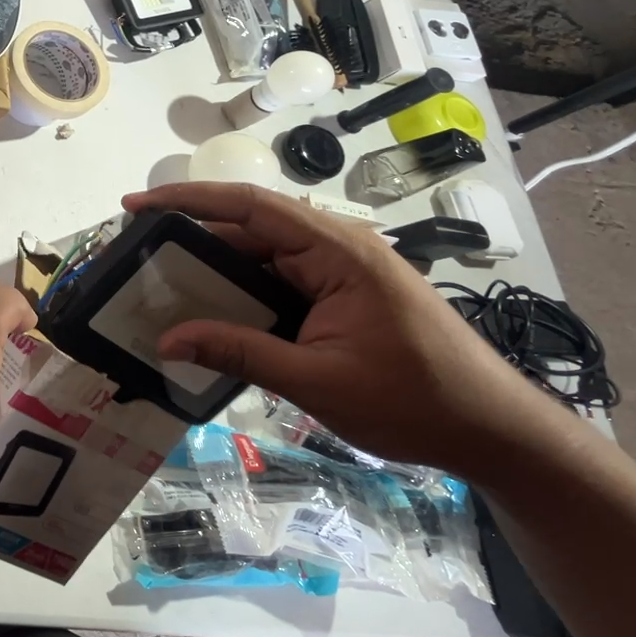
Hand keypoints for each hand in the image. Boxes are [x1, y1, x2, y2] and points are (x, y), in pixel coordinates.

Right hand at [122, 182, 565, 475]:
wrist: (500, 436)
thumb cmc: (418, 403)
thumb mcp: (319, 381)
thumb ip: (240, 353)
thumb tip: (166, 341)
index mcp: (340, 253)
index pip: (251, 207)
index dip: (188, 200)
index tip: (136, 205)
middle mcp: (338, 250)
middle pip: (249, 227)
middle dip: (190, 234)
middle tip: (135, 250)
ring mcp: (341, 272)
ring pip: (260, 255)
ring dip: (212, 264)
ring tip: (159, 279)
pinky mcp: (340, 296)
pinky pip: (276, 279)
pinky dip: (237, 288)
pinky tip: (207, 307)